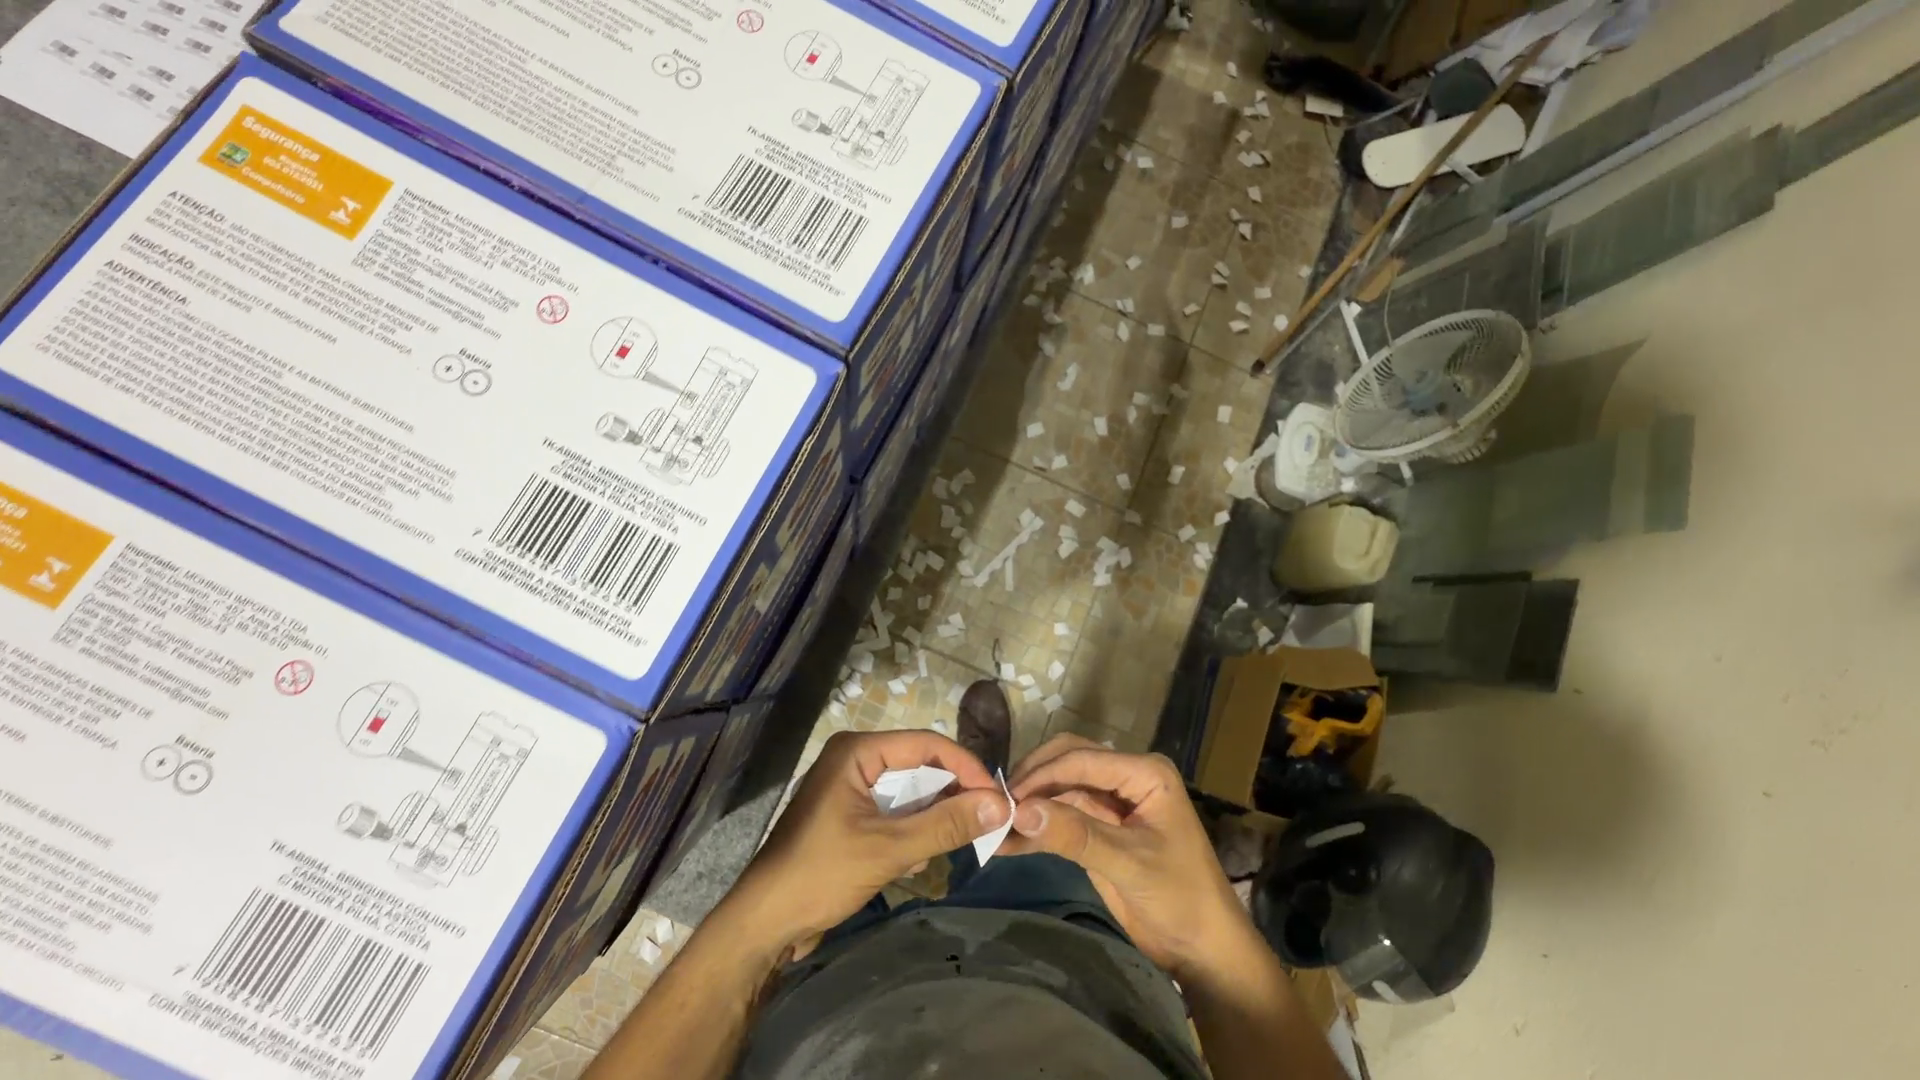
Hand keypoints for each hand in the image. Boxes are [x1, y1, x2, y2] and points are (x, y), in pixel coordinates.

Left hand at [734, 730, 1009, 951]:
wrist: (764, 923)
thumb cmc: (820, 874)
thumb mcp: (889, 849)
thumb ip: (945, 825)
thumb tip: (1001, 805)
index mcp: (857, 752)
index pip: (927, 744)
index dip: (966, 768)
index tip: (998, 799)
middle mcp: (854, 761)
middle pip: (920, 766)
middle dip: (953, 794)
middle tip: (988, 821)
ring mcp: (850, 789)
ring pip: (910, 792)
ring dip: (933, 816)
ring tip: (958, 842)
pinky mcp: (849, 818)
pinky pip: (894, 812)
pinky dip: (913, 831)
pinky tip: (918, 860)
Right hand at [1005, 735, 1251, 980]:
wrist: (1203, 949)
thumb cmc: (1180, 898)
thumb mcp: (1129, 864)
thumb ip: (1076, 835)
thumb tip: (1020, 812)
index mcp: (1145, 773)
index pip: (1082, 759)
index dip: (1042, 775)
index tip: (1004, 799)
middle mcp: (1127, 778)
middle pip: (1067, 761)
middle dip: (1033, 781)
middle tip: (996, 806)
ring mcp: (1112, 803)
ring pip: (1059, 788)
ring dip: (1030, 805)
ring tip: (994, 826)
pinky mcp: (1099, 829)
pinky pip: (1061, 817)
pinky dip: (1036, 828)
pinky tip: (1007, 844)